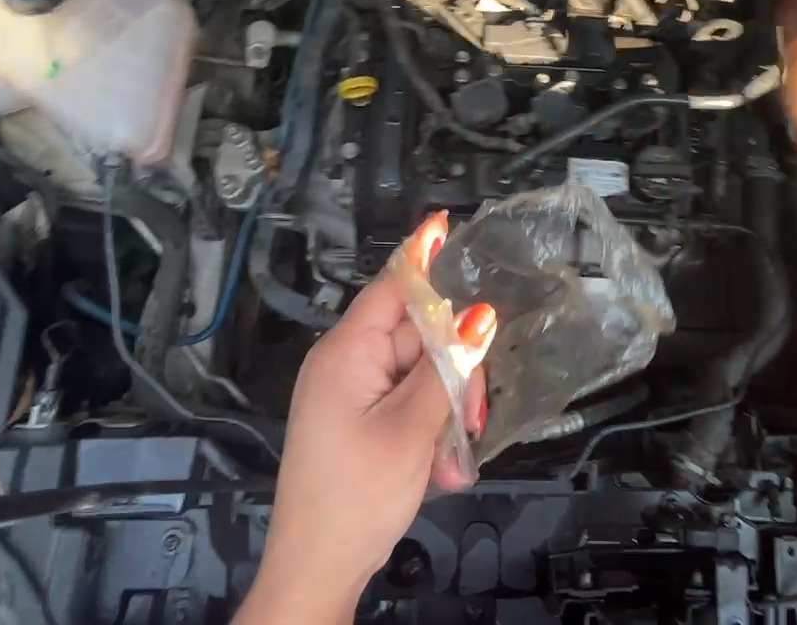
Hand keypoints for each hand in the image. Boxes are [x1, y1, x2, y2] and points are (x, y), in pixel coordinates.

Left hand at [237, 214, 494, 621]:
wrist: (315, 574)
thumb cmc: (355, 497)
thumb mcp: (412, 430)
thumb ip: (448, 369)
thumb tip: (481, 315)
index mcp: (347, 352)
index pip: (392, 285)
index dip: (422, 254)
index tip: (445, 221)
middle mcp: (347, 362)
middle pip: (418, 336)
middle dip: (454, 370)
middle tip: (472, 416)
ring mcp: (352, 391)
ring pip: (420, 372)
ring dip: (446, 407)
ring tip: (453, 455)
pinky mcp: (360, 418)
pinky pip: (407, 401)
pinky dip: (430, 427)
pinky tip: (441, 466)